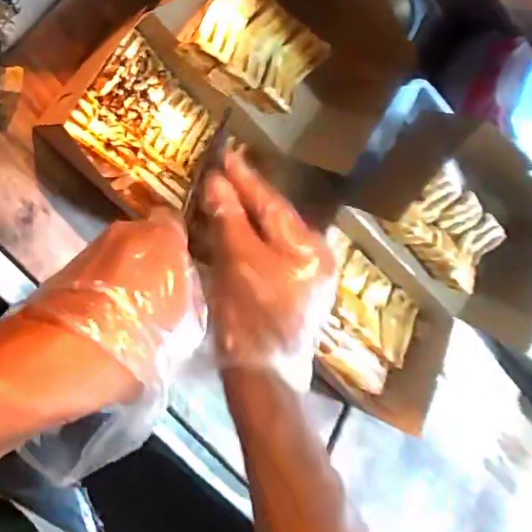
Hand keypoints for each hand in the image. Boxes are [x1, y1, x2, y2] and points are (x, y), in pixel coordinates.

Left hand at [11, 210, 203, 414]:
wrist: (70, 349)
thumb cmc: (141, 337)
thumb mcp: (184, 320)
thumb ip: (186, 290)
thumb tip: (182, 285)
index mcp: (161, 236)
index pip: (176, 223)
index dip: (179, 242)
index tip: (184, 265)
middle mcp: (125, 230)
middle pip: (144, 237)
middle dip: (151, 258)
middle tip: (159, 292)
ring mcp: (93, 245)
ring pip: (119, 253)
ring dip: (125, 272)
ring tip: (130, 308)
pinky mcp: (68, 264)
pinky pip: (97, 269)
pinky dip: (103, 284)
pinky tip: (104, 313)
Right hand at [200, 149, 339, 387]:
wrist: (263, 377)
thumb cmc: (251, 316)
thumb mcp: (237, 260)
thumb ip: (229, 217)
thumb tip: (217, 182)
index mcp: (307, 247)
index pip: (270, 202)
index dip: (244, 177)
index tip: (226, 154)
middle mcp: (314, 257)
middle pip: (273, 215)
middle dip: (246, 193)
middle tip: (222, 169)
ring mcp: (305, 276)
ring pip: (270, 233)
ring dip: (244, 214)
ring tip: (222, 191)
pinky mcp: (291, 291)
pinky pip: (267, 251)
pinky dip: (247, 236)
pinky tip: (230, 227)